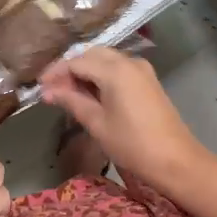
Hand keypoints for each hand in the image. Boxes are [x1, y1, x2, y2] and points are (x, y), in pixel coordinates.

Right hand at [39, 47, 205, 185]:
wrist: (176, 161)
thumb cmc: (132, 144)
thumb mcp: (97, 123)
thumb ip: (71, 101)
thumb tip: (48, 91)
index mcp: (114, 70)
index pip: (76, 62)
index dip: (55, 72)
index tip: (39, 87)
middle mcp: (128, 61)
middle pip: (91, 55)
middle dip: (70, 69)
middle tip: (53, 90)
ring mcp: (141, 69)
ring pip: (105, 60)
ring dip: (86, 71)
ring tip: (69, 93)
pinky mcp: (148, 80)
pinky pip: (118, 68)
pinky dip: (101, 75)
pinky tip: (91, 93)